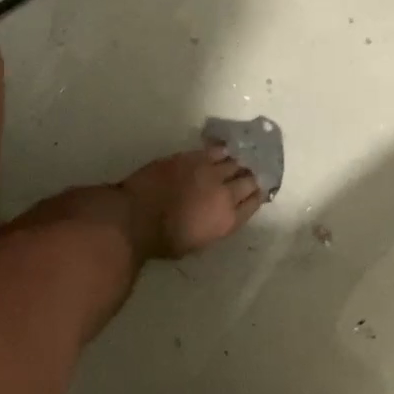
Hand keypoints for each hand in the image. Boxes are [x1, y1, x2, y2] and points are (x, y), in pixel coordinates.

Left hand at [118, 145, 263, 259]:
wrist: (135, 217)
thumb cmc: (161, 240)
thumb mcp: (196, 243)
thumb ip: (214, 225)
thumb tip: (219, 214)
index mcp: (227, 220)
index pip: (253, 204)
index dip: (257, 196)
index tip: (259, 191)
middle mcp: (226, 194)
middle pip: (249, 181)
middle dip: (252, 177)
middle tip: (250, 174)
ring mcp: (211, 173)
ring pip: (235, 163)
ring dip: (239, 163)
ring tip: (238, 161)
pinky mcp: (194, 157)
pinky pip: (217, 150)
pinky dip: (223, 151)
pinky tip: (224, 150)